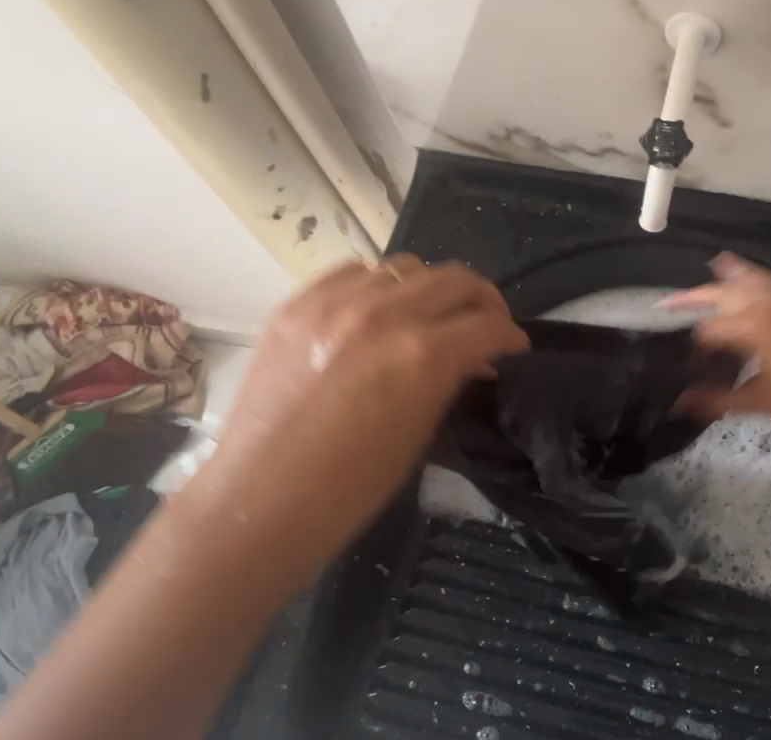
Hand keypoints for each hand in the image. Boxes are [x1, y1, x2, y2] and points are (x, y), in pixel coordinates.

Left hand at [211, 255, 528, 507]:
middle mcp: (383, 315)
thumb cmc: (349, 489)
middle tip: (482, 323)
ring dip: (429, 289)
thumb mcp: (420, 434)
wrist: (258, 504)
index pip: (487, 323)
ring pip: (405, 266)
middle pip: (455, 279)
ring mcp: (333, 304)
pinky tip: (374, 311)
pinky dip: (376, 286)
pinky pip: (352, 271)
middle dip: (482, 301)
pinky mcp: (296, 304)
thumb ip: (451, 380)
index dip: (509, 335)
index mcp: (421, 356)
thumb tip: (476, 357)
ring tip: (426, 316)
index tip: (512, 346)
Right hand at [662, 253, 770, 431]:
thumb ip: (718, 399)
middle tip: (667, 304)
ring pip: (745, 281)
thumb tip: (680, 402)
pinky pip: (766, 282)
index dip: (690, 343)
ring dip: (725, 279)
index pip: (708, 329)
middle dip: (692, 298)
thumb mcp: (760, 401)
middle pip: (720, 295)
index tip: (676, 356)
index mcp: (751, 327)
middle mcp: (763, 306)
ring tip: (710, 270)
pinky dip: (751, 276)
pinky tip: (748, 279)